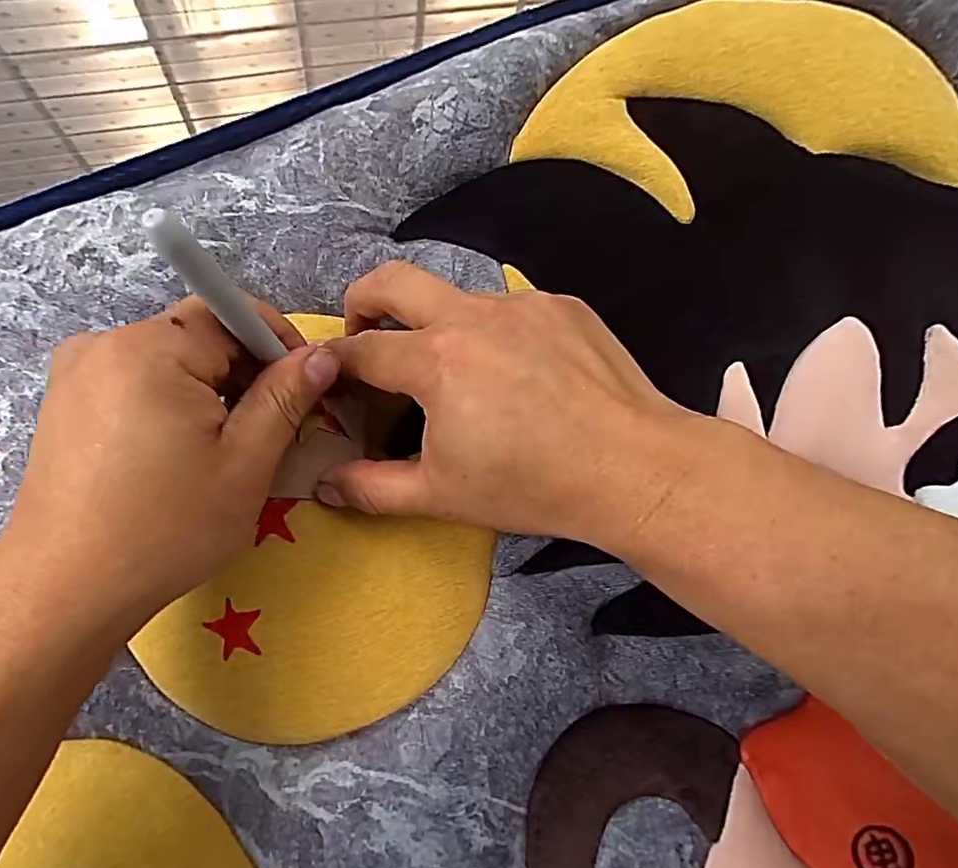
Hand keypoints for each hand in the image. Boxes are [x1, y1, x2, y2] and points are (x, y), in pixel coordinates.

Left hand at [0, 296, 339, 623]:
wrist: (69, 587)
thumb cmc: (168, 530)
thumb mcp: (245, 465)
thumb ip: (284, 399)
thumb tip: (320, 356)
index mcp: (152, 349)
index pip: (231, 314)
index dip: (277, 344)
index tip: (306, 386)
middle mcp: (105, 344)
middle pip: (196, 337)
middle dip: (242, 373)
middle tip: (271, 429)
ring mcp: (76, 373)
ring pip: (166, 364)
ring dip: (206, 393)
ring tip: (222, 452)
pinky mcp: (63, 404)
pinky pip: (134, 386)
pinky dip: (168, 407)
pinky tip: (176, 458)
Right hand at [319, 261, 701, 551]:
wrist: (631, 469)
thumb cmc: (531, 486)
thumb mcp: (440, 495)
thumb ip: (373, 488)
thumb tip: (326, 485)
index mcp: (437, 361)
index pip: (362, 350)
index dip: (335, 364)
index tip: (330, 377)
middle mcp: (474, 316)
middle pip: (394, 280)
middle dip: (362, 300)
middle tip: (364, 335)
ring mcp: (523, 305)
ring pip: (458, 298)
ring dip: (438, 327)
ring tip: (457, 379)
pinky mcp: (563, 307)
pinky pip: (511, 310)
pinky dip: (495, 336)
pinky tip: (519, 381)